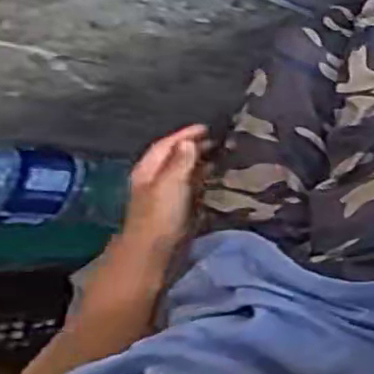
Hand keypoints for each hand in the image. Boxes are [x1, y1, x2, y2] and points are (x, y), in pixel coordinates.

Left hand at [122, 125, 210, 252]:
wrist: (156, 246)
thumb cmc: (161, 213)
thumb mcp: (170, 184)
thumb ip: (180, 162)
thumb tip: (189, 142)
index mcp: (148, 171)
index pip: (165, 146)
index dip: (184, 135)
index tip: (207, 127)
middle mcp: (156, 178)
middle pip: (175, 156)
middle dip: (194, 145)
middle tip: (221, 139)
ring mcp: (168, 191)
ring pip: (186, 169)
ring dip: (202, 159)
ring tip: (224, 153)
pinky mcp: (181, 203)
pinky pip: (195, 182)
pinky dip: (206, 174)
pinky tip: (220, 174)